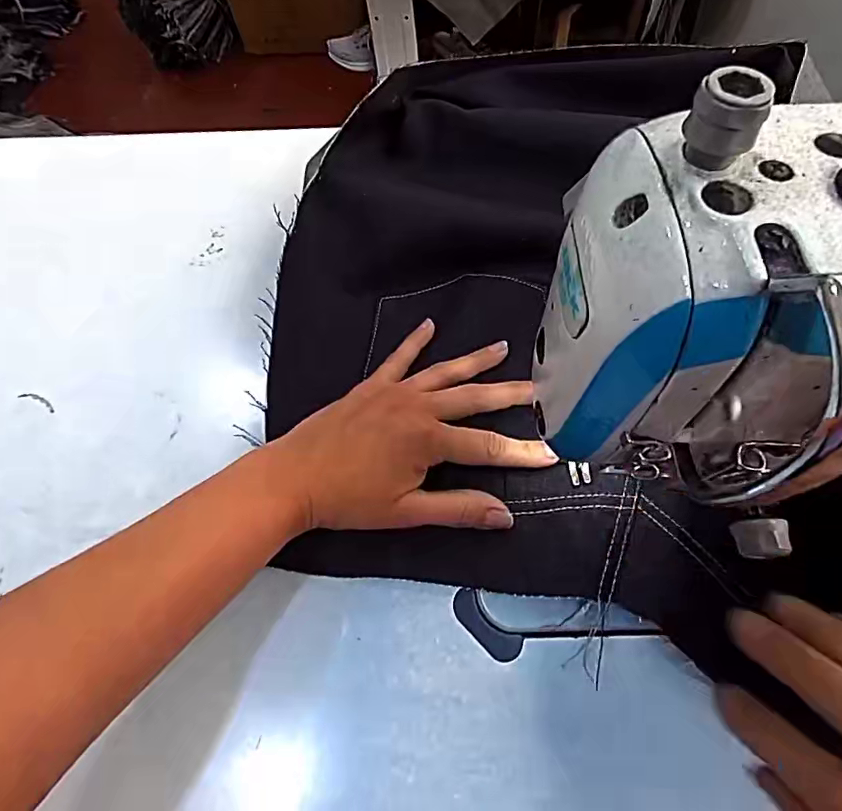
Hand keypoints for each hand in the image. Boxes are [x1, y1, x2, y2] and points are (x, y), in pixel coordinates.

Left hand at [271, 318, 554, 532]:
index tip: (551, 453)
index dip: (521, 453)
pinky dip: (414, 342)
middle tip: (537, 388)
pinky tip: (429, 325)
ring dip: (475, 360)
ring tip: (501, 347)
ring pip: (445, 372)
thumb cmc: (348, 501)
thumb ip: (458, 510)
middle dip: (508, 394)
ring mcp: (396, 392)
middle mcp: (419, 407)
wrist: (290, 479)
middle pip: (473, 399)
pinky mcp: (373, 386)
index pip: (487, 447)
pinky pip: (399, 358)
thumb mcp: (406, 513)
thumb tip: (505, 516)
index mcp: (429, 440)